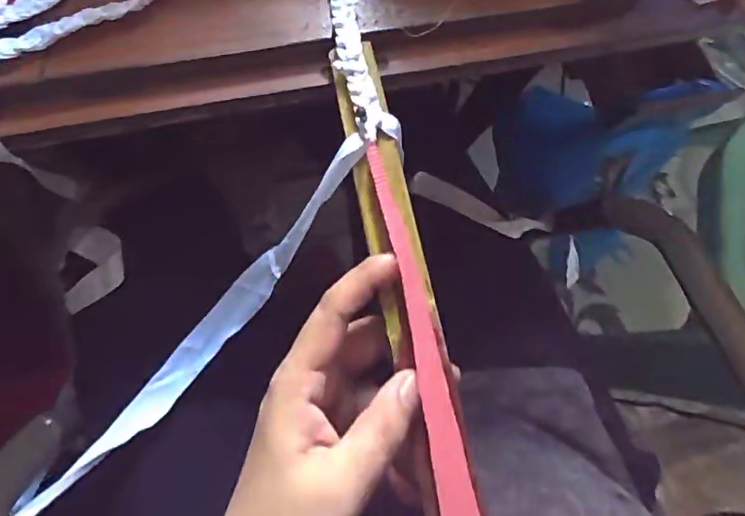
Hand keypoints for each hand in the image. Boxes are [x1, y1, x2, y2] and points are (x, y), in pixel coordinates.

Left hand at [225, 255, 418, 515]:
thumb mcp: (338, 482)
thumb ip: (382, 428)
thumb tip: (418, 376)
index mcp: (298, 380)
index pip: (332, 313)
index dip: (363, 281)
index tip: (398, 261)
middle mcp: (310, 385)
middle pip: (360, 343)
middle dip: (401, 338)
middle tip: (442, 341)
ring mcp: (322, 413)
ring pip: (372, 378)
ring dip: (405, 383)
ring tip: (446, 388)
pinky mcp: (333, 440)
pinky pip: (372, 415)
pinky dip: (398, 422)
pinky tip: (427, 442)